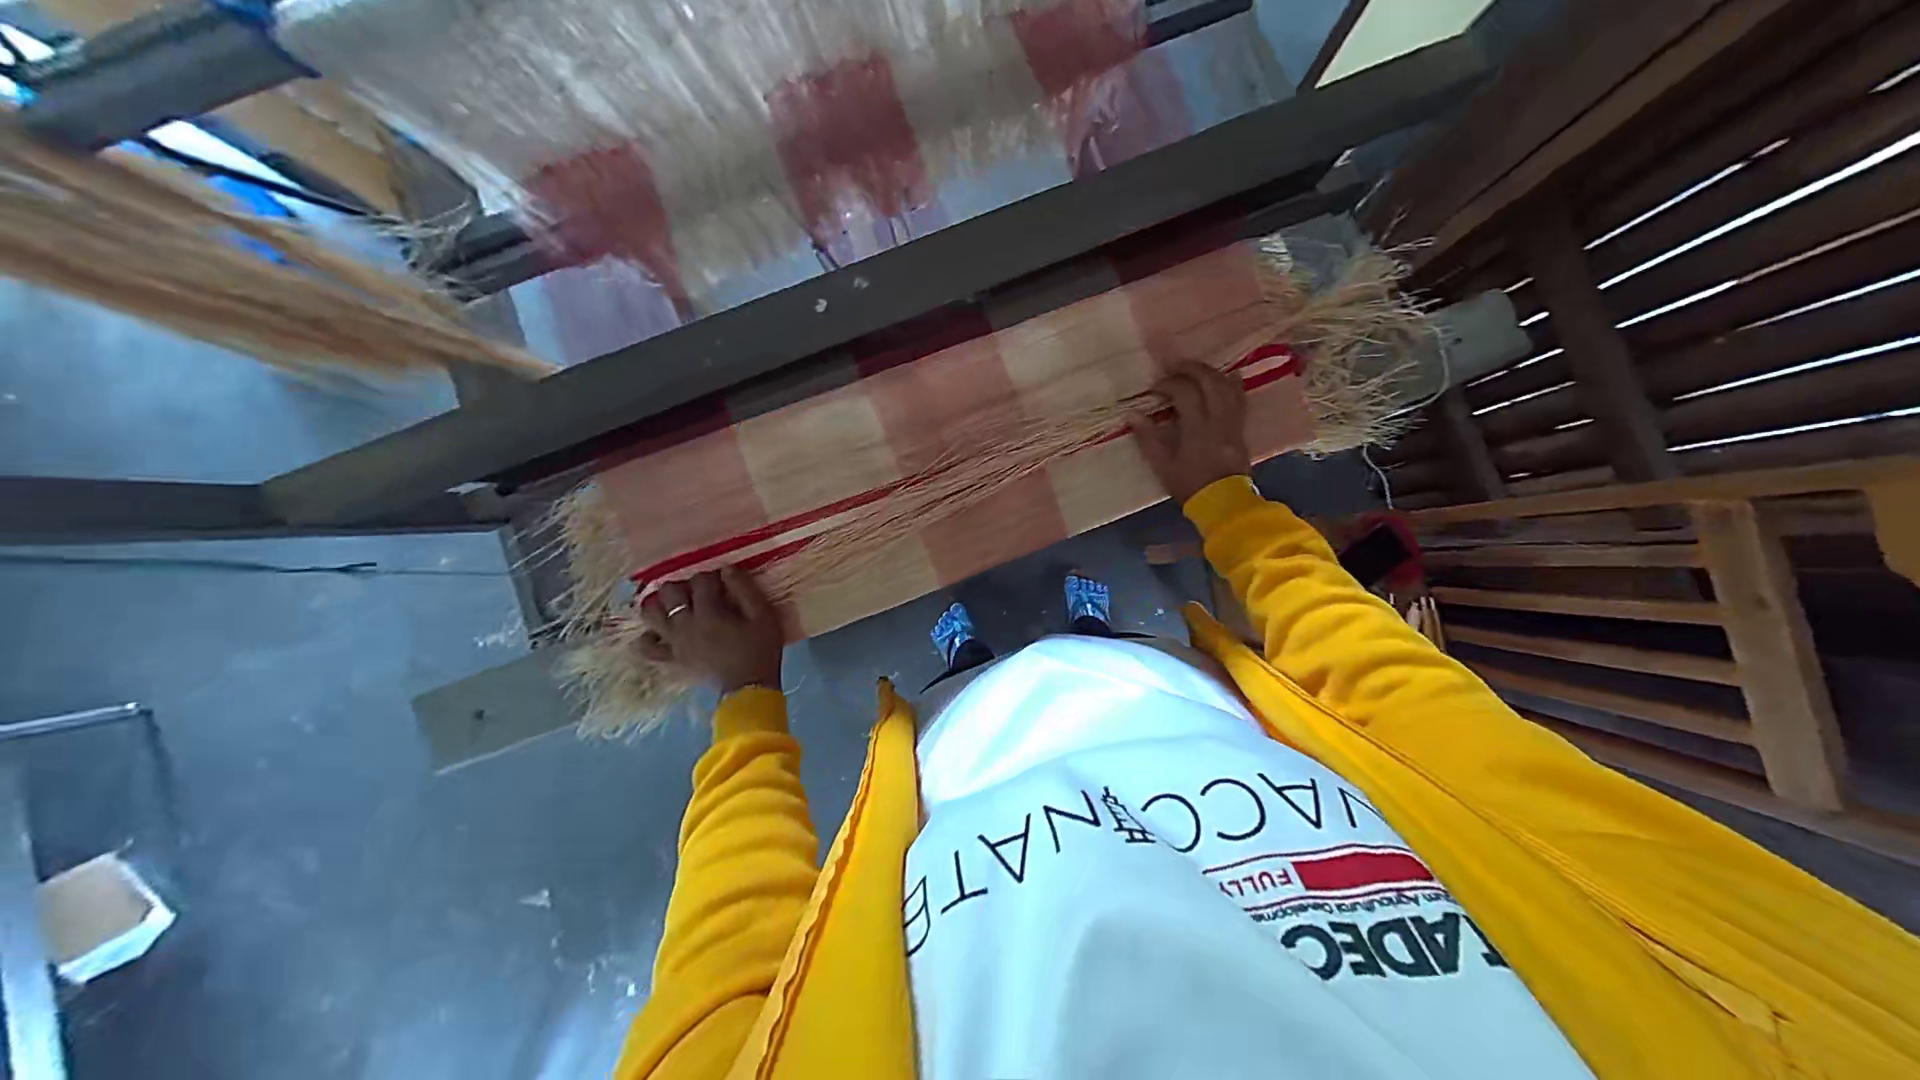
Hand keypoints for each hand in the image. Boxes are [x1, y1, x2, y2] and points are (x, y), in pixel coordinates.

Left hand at [637, 566, 783, 693]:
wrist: (750, 687)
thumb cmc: (760, 649)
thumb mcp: (763, 615)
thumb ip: (745, 589)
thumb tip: (726, 569)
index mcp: (709, 612)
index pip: (700, 580)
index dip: (712, 576)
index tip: (723, 582)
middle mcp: (685, 624)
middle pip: (669, 592)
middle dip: (683, 586)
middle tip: (699, 592)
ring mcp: (674, 643)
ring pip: (651, 614)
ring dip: (660, 605)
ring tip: (675, 605)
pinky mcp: (671, 658)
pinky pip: (647, 648)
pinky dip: (647, 637)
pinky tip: (658, 632)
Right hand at [1129, 362, 1251, 503]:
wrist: (1223, 503)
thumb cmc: (1189, 486)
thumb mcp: (1163, 466)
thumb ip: (1148, 438)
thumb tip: (1133, 414)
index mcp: (1197, 429)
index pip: (1185, 393)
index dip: (1169, 384)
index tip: (1155, 388)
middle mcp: (1218, 420)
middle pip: (1209, 381)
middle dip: (1191, 369)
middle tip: (1174, 368)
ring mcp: (1233, 422)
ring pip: (1226, 386)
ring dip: (1210, 372)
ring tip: (1194, 370)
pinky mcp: (1241, 428)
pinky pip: (1240, 398)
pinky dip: (1233, 383)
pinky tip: (1227, 375)